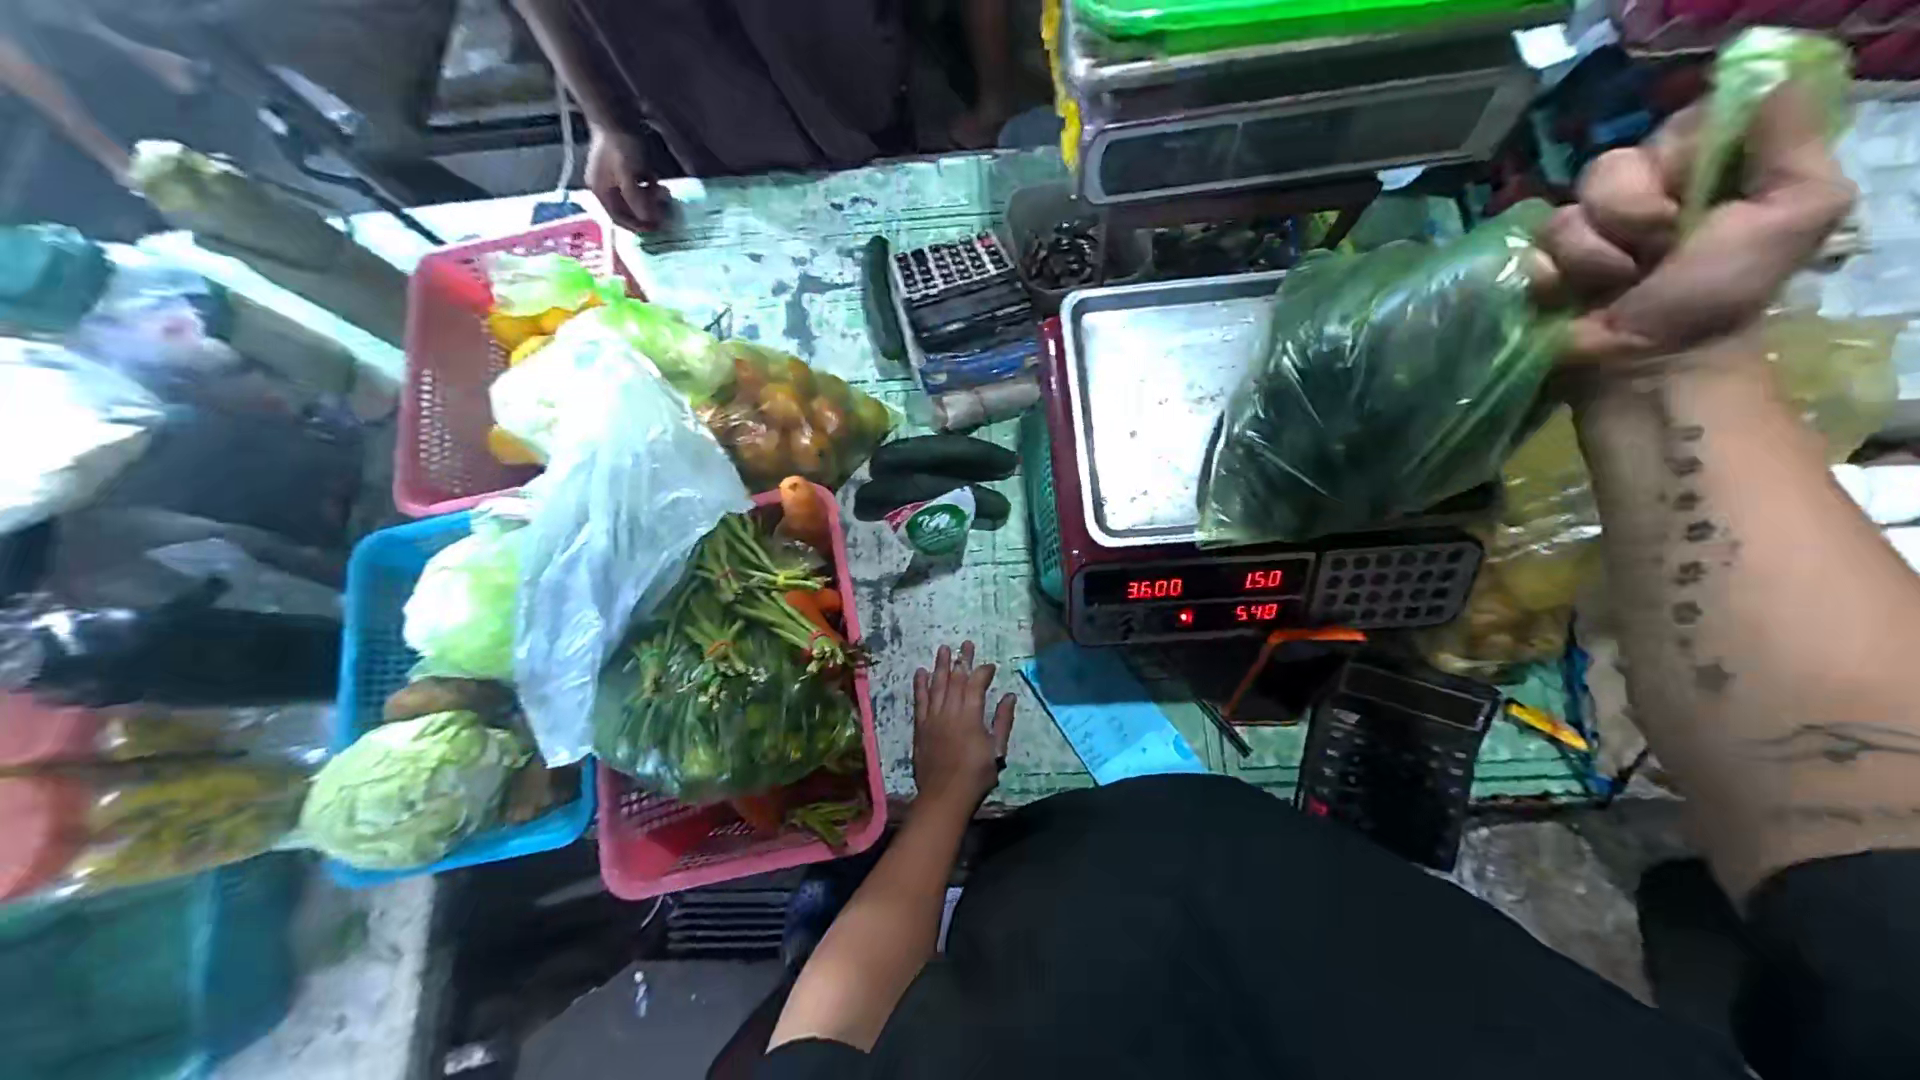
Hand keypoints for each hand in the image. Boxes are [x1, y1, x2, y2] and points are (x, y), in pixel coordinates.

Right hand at [586, 123, 669, 233]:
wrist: (616, 113)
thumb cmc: (621, 146)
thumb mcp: (629, 177)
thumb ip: (638, 202)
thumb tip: (651, 221)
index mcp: (601, 192)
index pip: (620, 219)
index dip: (639, 226)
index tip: (657, 227)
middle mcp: (605, 187)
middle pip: (629, 210)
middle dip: (647, 212)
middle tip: (665, 210)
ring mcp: (614, 177)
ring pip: (635, 198)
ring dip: (651, 199)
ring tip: (664, 193)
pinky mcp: (624, 167)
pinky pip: (638, 186)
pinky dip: (649, 188)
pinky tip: (657, 182)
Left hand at [911, 641, 1015, 811]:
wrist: (945, 794)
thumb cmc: (976, 774)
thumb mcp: (997, 749)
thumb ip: (1003, 721)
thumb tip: (1009, 696)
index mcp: (971, 716)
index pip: (976, 685)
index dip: (982, 672)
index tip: (989, 666)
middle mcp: (950, 711)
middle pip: (955, 679)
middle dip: (961, 661)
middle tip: (965, 644)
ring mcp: (933, 717)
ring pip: (937, 685)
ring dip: (940, 666)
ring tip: (943, 649)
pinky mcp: (921, 726)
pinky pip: (920, 700)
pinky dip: (920, 685)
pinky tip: (921, 672)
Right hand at [1536, 84, 1853, 370]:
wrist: (1647, 363)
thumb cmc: (1720, 295)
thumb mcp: (1797, 212)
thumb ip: (1793, 145)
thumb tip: (1772, 82)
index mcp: (1697, 172)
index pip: (1671, 128)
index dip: (1677, 159)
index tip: (1697, 199)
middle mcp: (1635, 196)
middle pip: (1608, 166)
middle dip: (1630, 212)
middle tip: (1655, 251)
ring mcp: (1579, 235)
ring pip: (1564, 214)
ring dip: (1591, 256)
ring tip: (1614, 286)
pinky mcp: (1536, 269)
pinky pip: (1529, 255)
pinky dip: (1550, 279)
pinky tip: (1570, 299)